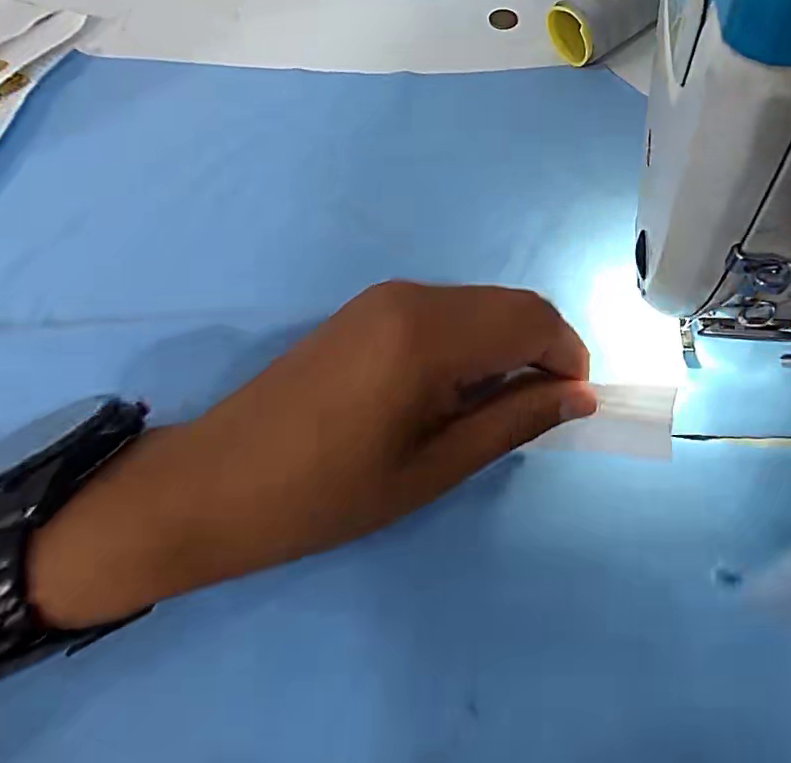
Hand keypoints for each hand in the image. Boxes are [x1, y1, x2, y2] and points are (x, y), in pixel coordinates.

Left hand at [31, 282, 597, 626]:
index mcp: (429, 334)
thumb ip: (515, 420)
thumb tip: (581, 396)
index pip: (534, 321)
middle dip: (546, 347)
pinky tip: (459, 386)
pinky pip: (450, 309)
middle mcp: (413, 297)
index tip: (575, 404)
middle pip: (513, 303)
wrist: (210, 485)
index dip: (570, 357)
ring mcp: (387, 296)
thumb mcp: (434, 467)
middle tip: (545, 407)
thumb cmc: (326, 493)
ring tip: (502, 403)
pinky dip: (476, 338)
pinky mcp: (371, 306)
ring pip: (483, 303)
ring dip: (512, 343)